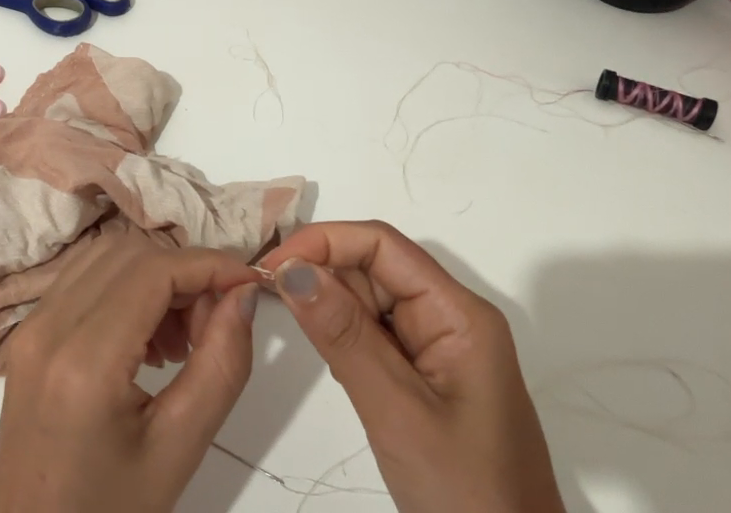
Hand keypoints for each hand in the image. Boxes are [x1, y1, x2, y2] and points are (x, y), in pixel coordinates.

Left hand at [0, 230, 262, 512]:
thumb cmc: (112, 508)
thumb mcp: (180, 445)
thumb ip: (221, 363)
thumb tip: (243, 293)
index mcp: (83, 359)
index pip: (153, 270)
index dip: (209, 264)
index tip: (251, 284)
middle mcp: (47, 327)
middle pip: (128, 254)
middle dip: (184, 272)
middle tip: (216, 324)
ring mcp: (30, 326)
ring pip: (104, 258)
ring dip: (154, 278)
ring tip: (182, 341)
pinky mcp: (27, 334)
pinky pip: (82, 281)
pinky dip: (124, 289)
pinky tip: (147, 341)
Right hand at [260, 221, 565, 512]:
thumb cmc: (466, 492)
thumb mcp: (397, 411)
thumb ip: (343, 335)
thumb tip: (291, 268)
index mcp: (457, 314)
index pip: (382, 246)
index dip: (323, 242)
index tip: (270, 267)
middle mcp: (449, 319)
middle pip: (374, 267)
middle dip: (320, 270)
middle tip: (264, 294)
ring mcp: (437, 349)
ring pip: (369, 300)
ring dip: (327, 304)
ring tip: (289, 322)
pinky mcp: (424, 377)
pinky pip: (374, 335)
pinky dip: (342, 336)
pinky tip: (326, 355)